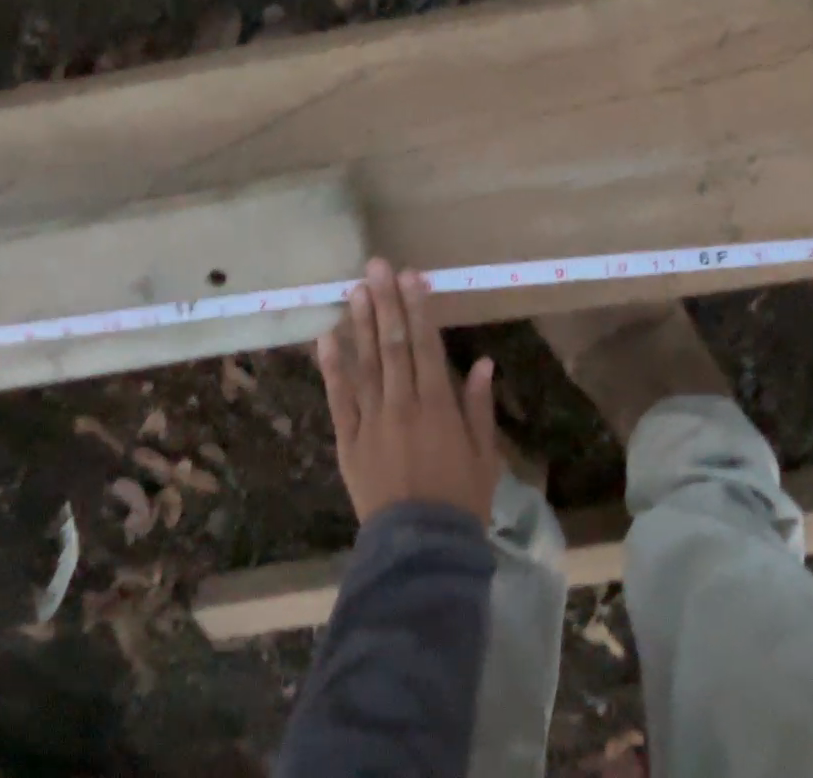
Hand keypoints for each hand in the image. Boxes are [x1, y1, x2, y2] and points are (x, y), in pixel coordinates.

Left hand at [317, 259, 499, 524]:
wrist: (420, 545)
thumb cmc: (460, 500)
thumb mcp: (484, 455)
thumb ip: (479, 406)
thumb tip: (481, 362)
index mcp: (438, 406)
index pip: (425, 346)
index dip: (418, 309)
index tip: (411, 277)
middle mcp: (402, 404)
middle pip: (392, 345)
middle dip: (386, 303)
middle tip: (376, 267)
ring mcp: (370, 420)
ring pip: (364, 364)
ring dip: (360, 324)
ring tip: (356, 290)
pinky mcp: (347, 439)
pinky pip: (338, 398)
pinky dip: (332, 367)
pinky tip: (327, 338)